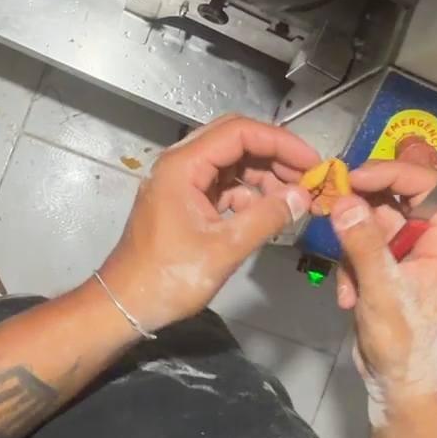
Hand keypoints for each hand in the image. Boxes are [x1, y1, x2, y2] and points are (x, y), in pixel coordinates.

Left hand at [96, 115, 320, 330]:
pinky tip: (268, 213)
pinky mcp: (185, 201)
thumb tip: (302, 197)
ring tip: (294, 198)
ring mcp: (182, 183)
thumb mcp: (224, 249)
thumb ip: (266, 218)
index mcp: (182, 166)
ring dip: (264, 176)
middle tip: (307, 178)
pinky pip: (223, 186)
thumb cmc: (167, 278)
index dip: (280, 143)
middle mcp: (180, 165)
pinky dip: (249, 194)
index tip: (311, 163)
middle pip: (235, 141)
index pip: (239, 132)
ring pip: (232, 163)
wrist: (125, 304)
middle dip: (274, 156)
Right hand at [328, 159, 436, 409]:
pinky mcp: (383, 270)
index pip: (426, 185)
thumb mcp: (383, 291)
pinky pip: (360, 249)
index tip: (355, 178)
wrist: (397, 382)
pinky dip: (349, 268)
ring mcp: (403, 256)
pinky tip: (348, 297)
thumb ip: (364, 245)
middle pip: (393, 200)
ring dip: (351, 248)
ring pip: (370, 224)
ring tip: (349, 282)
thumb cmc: (403, 341)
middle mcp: (426, 242)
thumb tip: (344, 202)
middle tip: (332, 210)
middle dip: (362, 210)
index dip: (392, 173)